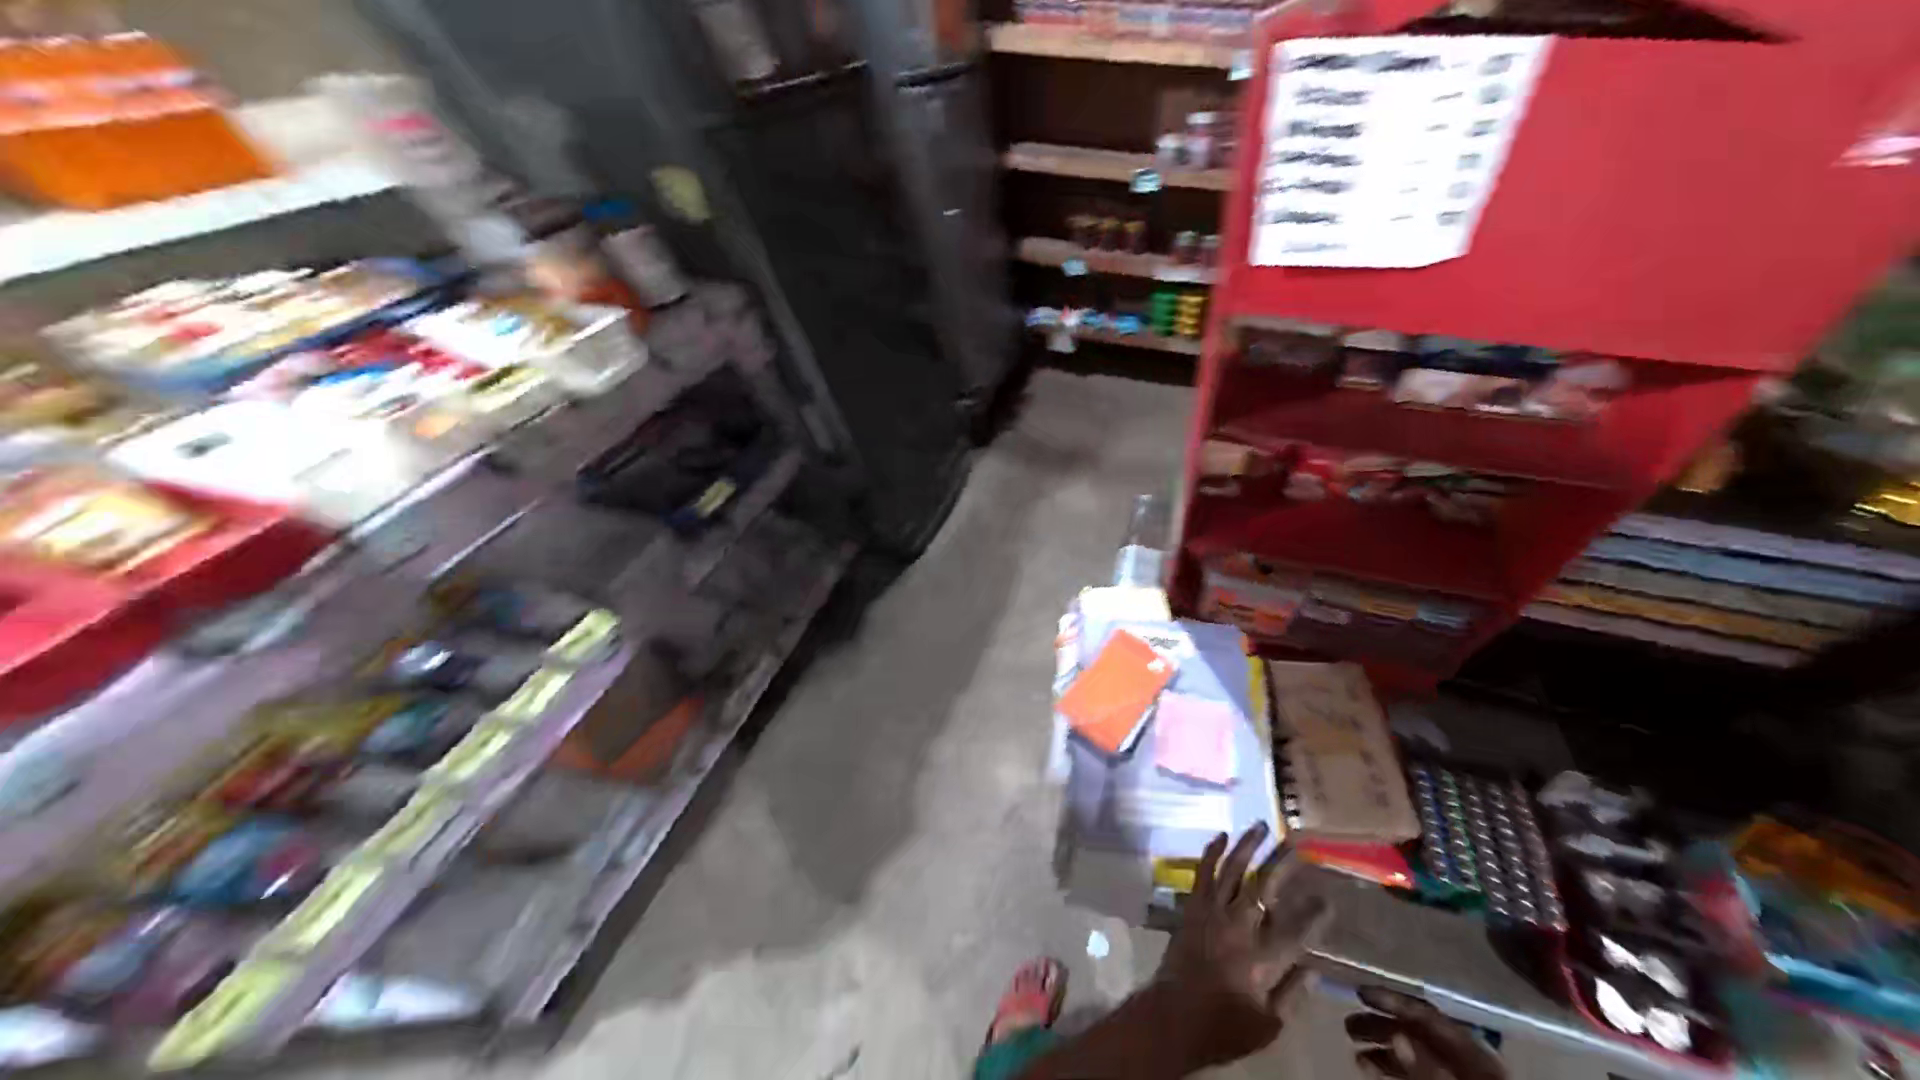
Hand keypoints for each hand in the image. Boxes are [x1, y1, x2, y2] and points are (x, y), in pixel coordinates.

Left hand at [1153, 823, 1331, 1070]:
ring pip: (1233, 869)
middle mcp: (1240, 927)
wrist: (1173, 1016)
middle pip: (1266, 886)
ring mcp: (1213, 912)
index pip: (1298, 929)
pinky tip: (1222, 836)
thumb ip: (1293, 993)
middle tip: (1298, 842)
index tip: (1329, 898)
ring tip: (1260, 826)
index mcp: (1264, 959)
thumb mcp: (1269, 1024)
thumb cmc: (1224, 1028)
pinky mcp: (1192, 907)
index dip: (1315, 913)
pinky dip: (1212, 851)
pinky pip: (1203, 872)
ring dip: (1248, 845)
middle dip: (1283, 862)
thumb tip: (1315, 967)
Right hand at [1346, 987, 1507, 1079]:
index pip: (1430, 1016)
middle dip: (1380, 1025)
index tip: (1360, 992)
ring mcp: (1452, 1078)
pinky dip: (1387, 1070)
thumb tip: (1396, 1036)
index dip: (1394, 1000)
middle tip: (1348, 1024)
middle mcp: (1464, 1063)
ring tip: (1353, 1051)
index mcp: (1475, 1056)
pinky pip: (1412, 1075)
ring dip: (1380, 1049)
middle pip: (1417, 1033)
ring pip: (1411, 1054)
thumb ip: (1429, 1070)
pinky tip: (1366, 1068)